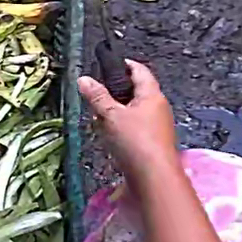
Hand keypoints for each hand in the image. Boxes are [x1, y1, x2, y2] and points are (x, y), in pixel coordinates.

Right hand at [79, 59, 180, 187]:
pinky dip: (120, 127)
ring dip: (115, 112)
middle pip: (135, 91)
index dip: (124, 64)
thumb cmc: (136, 141)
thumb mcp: (111, 115)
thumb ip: (97, 97)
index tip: (108, 63)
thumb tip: (84, 79)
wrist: (154, 178)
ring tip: (97, 117)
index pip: (139, 71)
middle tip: (96, 93)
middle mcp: (158, 107)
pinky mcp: (151, 143)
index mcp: (152, 95)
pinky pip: (133, 128)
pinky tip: (107, 136)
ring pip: (133, 111)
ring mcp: (156, 126)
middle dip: (115, 91)